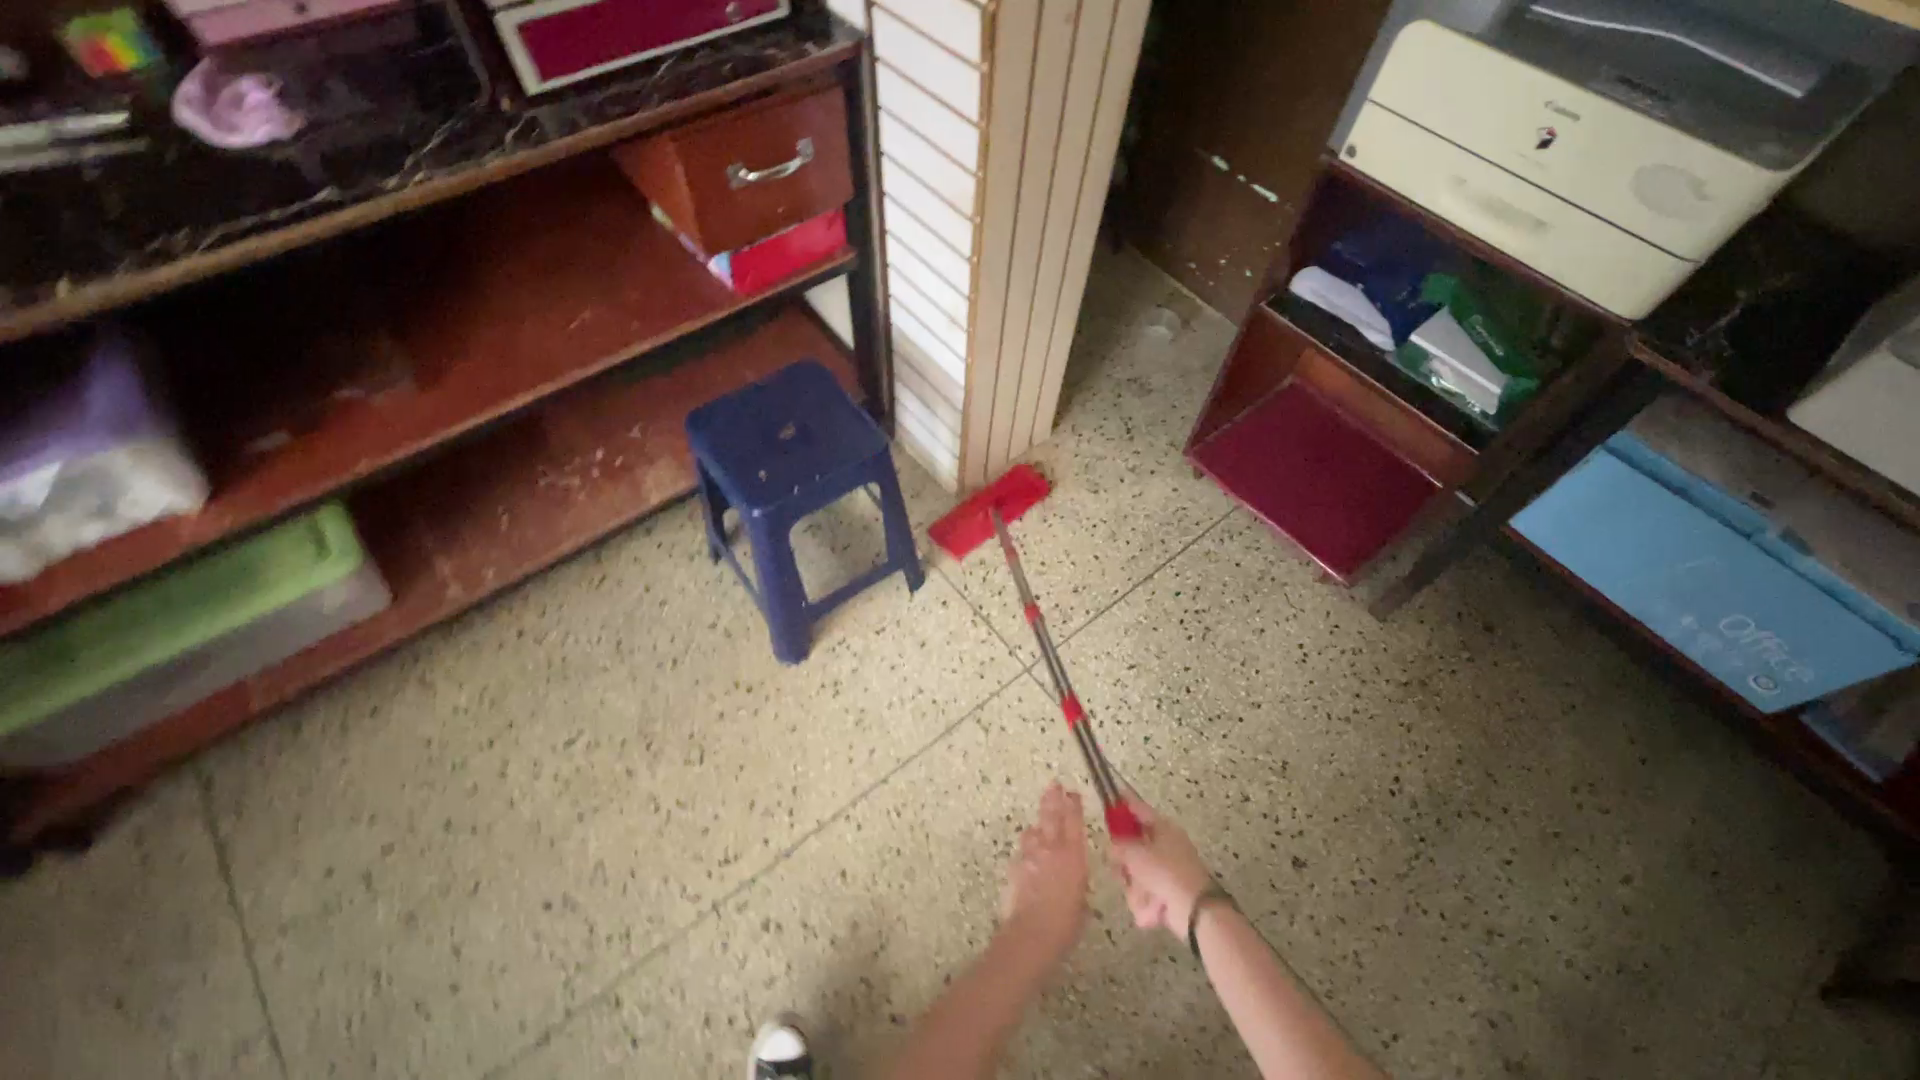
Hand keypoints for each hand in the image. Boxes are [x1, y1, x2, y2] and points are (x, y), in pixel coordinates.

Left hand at [998, 781, 1088, 961]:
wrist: (1032, 932)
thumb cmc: (1066, 922)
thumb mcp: (1082, 900)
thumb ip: (1076, 881)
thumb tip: (1071, 878)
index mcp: (1073, 856)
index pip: (1074, 822)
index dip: (1073, 805)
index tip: (1073, 793)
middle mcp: (1051, 849)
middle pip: (1051, 816)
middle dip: (1052, 799)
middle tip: (1053, 785)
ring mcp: (1030, 856)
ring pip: (1033, 831)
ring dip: (1037, 826)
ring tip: (1040, 824)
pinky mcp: (1015, 867)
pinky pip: (1023, 851)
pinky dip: (1027, 850)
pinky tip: (1029, 857)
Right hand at [1108, 794, 1212, 938]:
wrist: (1195, 910)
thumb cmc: (1164, 872)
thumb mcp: (1135, 853)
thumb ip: (1119, 845)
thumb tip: (1113, 845)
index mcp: (1164, 829)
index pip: (1140, 809)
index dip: (1125, 803)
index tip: (1113, 796)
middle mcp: (1167, 847)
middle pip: (1135, 847)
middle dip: (1125, 861)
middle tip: (1120, 867)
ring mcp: (1169, 872)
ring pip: (1138, 874)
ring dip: (1136, 887)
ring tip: (1143, 894)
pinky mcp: (1170, 895)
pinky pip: (1147, 895)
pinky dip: (1147, 903)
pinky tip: (1153, 908)